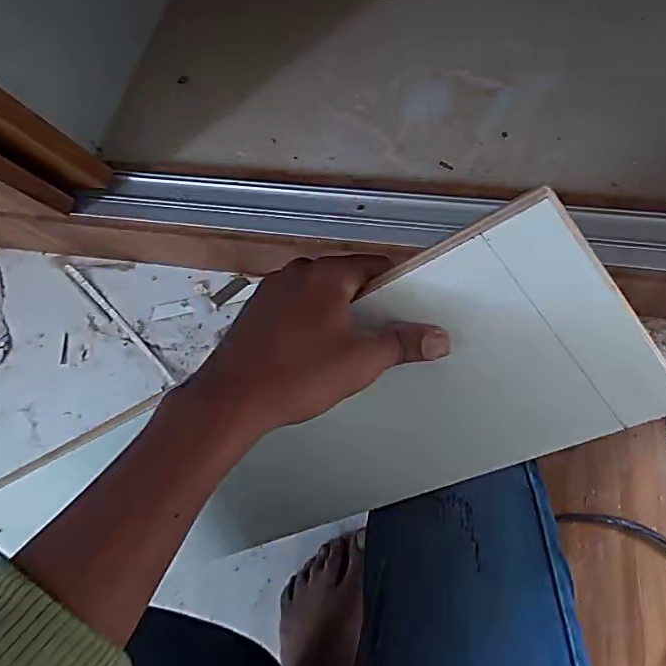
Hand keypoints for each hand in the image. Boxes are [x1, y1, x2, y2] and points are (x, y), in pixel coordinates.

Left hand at [181, 255, 449, 436]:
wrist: (230, 401)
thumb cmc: (292, 376)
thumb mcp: (360, 362)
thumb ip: (402, 344)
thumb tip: (435, 338)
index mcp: (326, 275)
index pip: (374, 264)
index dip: (395, 285)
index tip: (405, 306)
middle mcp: (297, 273)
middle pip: (346, 278)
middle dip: (364, 303)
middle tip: (376, 335)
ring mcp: (273, 290)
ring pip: (319, 293)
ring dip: (335, 312)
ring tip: (342, 348)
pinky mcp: (256, 310)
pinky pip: (295, 306)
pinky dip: (309, 321)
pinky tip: (311, 352)